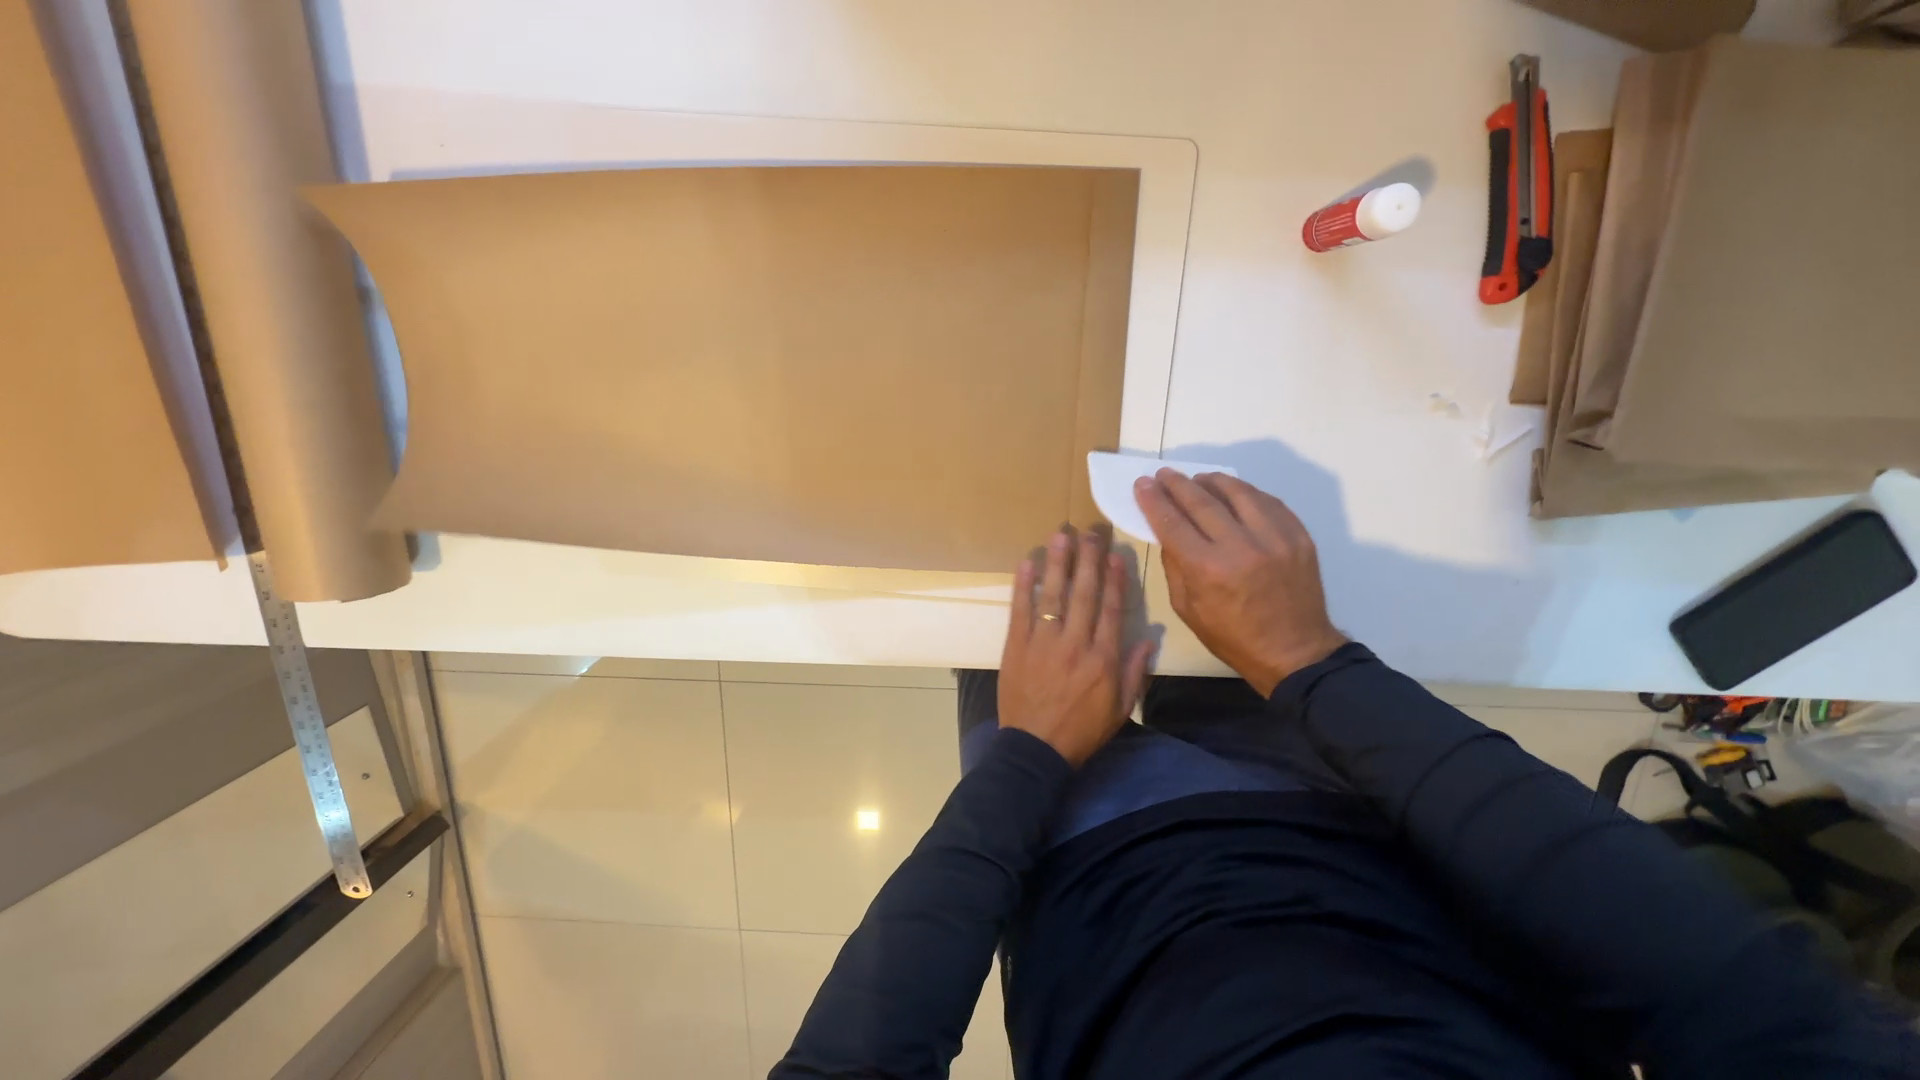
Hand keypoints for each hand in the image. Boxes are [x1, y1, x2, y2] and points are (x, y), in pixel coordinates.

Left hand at [999, 526, 1155, 766]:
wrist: (1036, 749)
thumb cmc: (1082, 731)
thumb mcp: (1120, 709)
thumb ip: (1135, 673)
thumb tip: (1148, 640)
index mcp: (1103, 658)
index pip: (1112, 609)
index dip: (1116, 579)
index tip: (1117, 555)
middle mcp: (1075, 643)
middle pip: (1085, 593)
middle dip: (1089, 559)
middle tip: (1092, 531)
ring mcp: (1043, 642)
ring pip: (1053, 595)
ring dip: (1058, 563)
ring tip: (1061, 535)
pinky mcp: (1016, 646)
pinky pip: (1020, 610)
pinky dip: (1024, 586)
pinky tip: (1028, 562)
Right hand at [1134, 469, 1345, 697]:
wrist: (1295, 652)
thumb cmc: (1232, 637)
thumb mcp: (1187, 609)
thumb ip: (1174, 565)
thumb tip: (1167, 531)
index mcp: (1207, 569)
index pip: (1172, 521)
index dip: (1153, 499)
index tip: (1142, 484)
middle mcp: (1240, 546)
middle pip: (1202, 500)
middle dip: (1178, 484)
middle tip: (1164, 474)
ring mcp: (1274, 537)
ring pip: (1238, 492)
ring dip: (1213, 481)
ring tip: (1199, 479)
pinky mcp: (1298, 536)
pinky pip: (1268, 501)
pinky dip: (1246, 493)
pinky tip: (1234, 493)